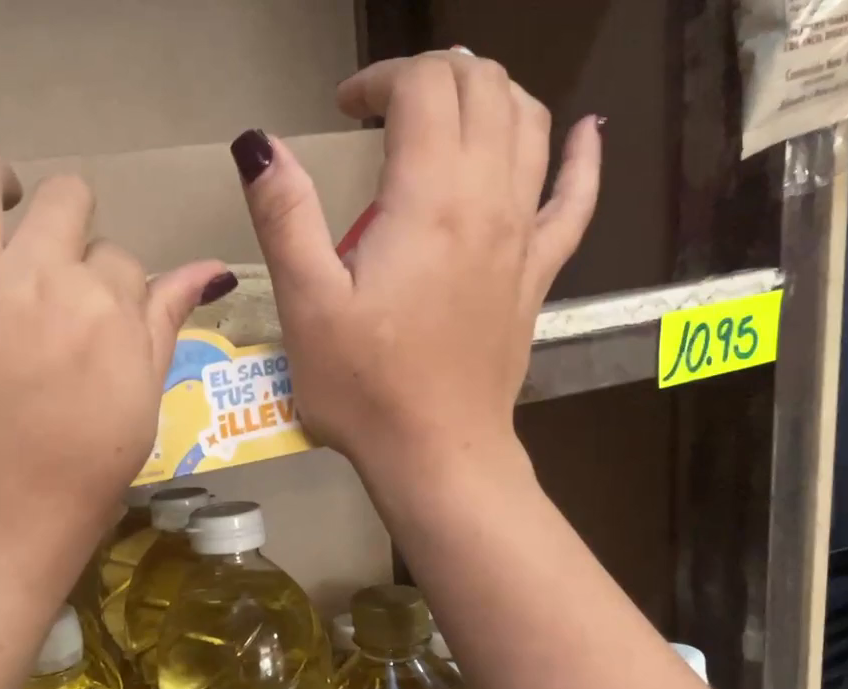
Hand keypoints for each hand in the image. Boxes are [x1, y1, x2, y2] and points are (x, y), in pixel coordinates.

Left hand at [0, 54, 228, 594]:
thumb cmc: (71, 499)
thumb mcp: (138, 415)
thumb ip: (163, 331)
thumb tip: (208, 269)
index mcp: (106, 310)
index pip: (122, 265)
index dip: (111, 300)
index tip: (92, 342)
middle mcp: (35, 279)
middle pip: (65, 206)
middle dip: (67, 239)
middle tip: (49, 287)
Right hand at [232, 50, 600, 494]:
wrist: (436, 453)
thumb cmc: (363, 386)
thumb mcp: (306, 303)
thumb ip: (285, 216)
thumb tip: (259, 143)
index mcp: (428, 197)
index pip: (424, 88)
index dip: (381, 78)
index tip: (343, 110)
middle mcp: (488, 198)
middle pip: (483, 90)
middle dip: (434, 77)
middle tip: (386, 108)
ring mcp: (523, 234)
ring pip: (531, 124)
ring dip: (492, 95)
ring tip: (449, 109)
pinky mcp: (538, 272)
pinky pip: (576, 197)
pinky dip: (583, 155)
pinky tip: (588, 131)